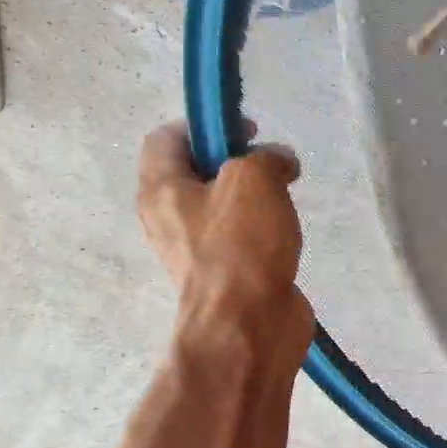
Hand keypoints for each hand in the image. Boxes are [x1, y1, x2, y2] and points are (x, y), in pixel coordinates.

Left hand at [138, 122, 312, 372]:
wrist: (248, 322)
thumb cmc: (243, 247)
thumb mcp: (256, 182)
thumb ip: (266, 159)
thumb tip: (280, 159)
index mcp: (160, 187)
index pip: (166, 138)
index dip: (205, 125)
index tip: (249, 129)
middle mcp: (165, 216)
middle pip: (192, 173)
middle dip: (232, 163)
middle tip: (273, 167)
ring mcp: (192, 249)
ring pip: (217, 208)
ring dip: (249, 199)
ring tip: (286, 202)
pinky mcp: (222, 274)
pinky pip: (235, 239)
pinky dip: (259, 230)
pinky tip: (286, 236)